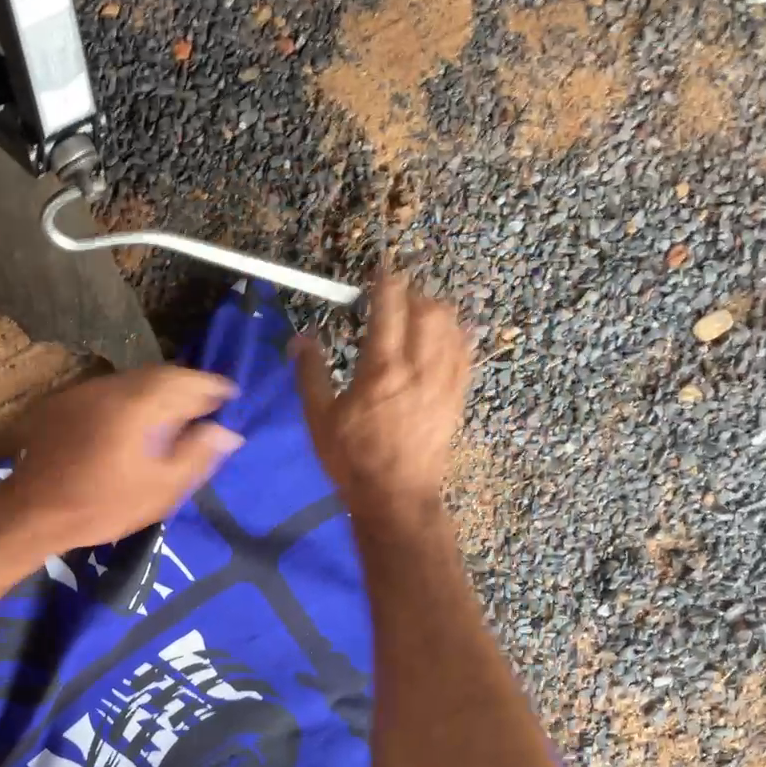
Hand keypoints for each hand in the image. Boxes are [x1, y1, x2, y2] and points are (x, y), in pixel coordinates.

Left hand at [0, 365, 243, 552]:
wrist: (32, 511)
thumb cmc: (101, 506)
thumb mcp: (160, 490)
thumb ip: (197, 455)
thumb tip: (226, 432)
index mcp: (140, 403)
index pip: (187, 379)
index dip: (212, 385)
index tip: (229, 396)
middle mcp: (112, 386)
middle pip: (158, 374)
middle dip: (185, 385)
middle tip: (203, 403)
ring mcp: (83, 391)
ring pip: (130, 381)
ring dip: (155, 391)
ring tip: (171, 413)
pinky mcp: (62, 403)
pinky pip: (106, 392)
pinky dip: (127, 399)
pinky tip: (131, 422)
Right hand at [292, 272, 470, 524]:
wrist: (395, 494)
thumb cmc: (351, 457)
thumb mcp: (319, 417)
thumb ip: (310, 373)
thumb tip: (300, 339)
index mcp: (381, 368)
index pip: (390, 308)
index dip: (386, 283)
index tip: (380, 271)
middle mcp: (419, 366)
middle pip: (428, 309)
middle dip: (412, 293)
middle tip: (394, 294)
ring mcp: (444, 380)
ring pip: (451, 325)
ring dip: (434, 309)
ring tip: (417, 311)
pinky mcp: (457, 394)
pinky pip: (466, 350)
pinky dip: (456, 332)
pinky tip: (444, 334)